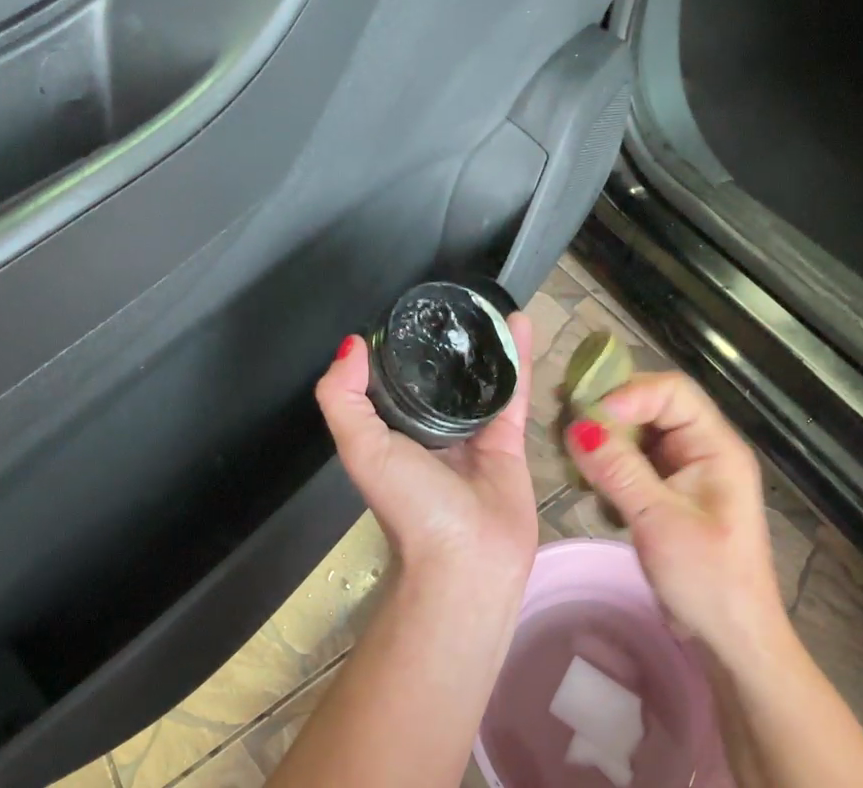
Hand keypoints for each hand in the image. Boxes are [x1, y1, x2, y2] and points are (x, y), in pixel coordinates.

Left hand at [315, 315, 537, 588]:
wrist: (468, 562)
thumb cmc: (411, 506)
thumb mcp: (361, 449)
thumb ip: (343, 398)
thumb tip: (351, 345)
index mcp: (391, 432)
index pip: (390, 380)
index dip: (394, 346)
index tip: (403, 309)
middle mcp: (429, 431)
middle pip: (437, 376)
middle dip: (442, 342)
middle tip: (451, 301)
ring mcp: (472, 435)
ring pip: (477, 378)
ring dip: (483, 343)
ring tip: (486, 303)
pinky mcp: (510, 441)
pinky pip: (513, 390)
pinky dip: (518, 357)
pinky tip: (519, 322)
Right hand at [563, 372, 789, 667]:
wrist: (732, 641)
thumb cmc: (707, 580)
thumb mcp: (657, 521)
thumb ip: (617, 469)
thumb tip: (575, 426)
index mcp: (715, 447)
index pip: (672, 391)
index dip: (628, 393)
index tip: (587, 416)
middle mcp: (701, 449)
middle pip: (651, 406)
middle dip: (608, 411)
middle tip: (564, 420)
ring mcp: (684, 471)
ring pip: (638, 433)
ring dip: (603, 438)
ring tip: (567, 447)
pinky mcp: (668, 493)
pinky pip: (633, 460)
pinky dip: (607, 463)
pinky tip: (584, 477)